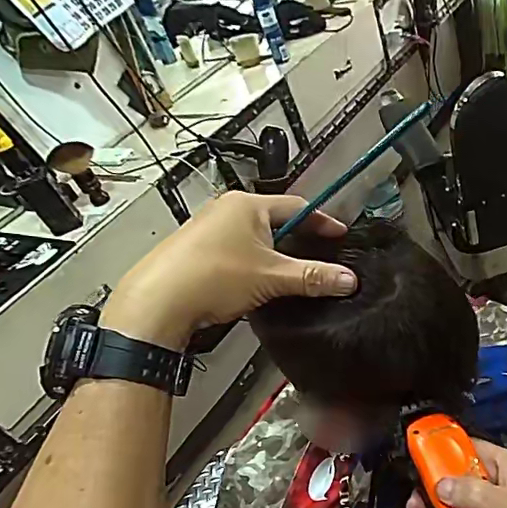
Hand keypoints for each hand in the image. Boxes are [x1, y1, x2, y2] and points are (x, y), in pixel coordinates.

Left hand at [100, 191, 356, 348]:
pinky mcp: (198, 250)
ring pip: (256, 238)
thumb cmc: (211, 277)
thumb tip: (348, 279)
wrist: (158, 302)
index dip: (323, 222)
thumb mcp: (273, 278)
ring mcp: (209, 229)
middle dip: (299, 240)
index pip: (298, 207)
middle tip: (320, 258)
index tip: (340, 235)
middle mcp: (227, 210)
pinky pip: (238, 251)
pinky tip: (259, 284)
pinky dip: (255, 263)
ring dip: (276, 255)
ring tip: (291, 275)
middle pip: (276, 221)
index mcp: (247, 205)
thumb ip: (314, 277)